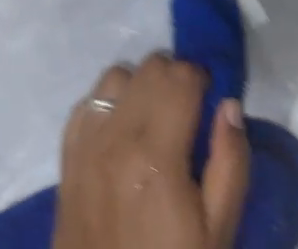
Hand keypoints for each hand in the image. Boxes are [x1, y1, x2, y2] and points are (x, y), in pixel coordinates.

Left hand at [53, 54, 249, 248]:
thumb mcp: (218, 229)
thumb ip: (231, 162)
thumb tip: (229, 106)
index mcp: (157, 155)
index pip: (180, 76)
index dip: (202, 80)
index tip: (211, 104)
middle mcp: (116, 140)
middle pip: (149, 67)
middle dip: (175, 78)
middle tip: (189, 112)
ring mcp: (85, 149)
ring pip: (114, 76)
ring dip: (140, 86)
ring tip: (155, 119)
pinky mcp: (66, 163)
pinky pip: (85, 104)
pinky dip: (108, 103)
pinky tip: (122, 131)